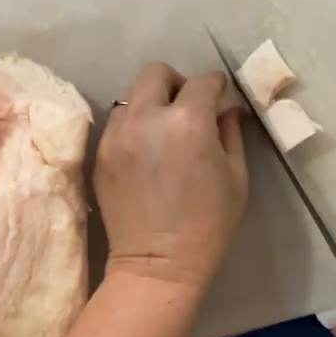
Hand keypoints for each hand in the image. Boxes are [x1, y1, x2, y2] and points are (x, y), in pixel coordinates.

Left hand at [94, 63, 248, 291]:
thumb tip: (227, 109)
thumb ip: (230, 132)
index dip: (216, 88)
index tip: (219, 101)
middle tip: (186, 108)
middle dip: (175, 83)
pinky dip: (132, 126)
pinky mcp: (100, 154)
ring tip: (161, 130)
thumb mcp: (236, 175)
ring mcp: (117, 135)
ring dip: (149, 103)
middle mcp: (146, 118)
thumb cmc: (209, 224)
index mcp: (188, 121)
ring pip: (130, 95)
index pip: (202, 82)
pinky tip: (144, 151)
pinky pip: (116, 123)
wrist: (159, 263)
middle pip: (156, 73)